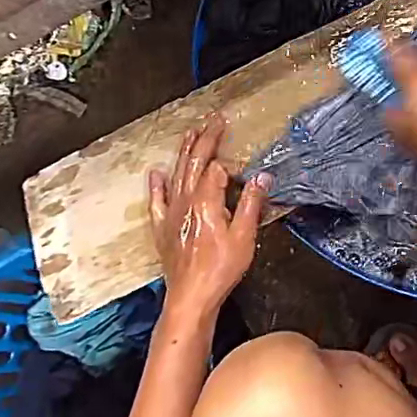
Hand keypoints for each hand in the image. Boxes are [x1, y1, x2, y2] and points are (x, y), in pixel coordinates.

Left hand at [148, 114, 268, 319]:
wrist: (191, 297)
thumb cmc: (220, 268)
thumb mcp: (244, 235)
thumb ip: (251, 202)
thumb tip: (261, 175)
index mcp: (206, 200)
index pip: (218, 168)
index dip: (231, 163)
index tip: (244, 165)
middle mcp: (185, 200)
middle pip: (196, 162)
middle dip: (207, 139)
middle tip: (215, 119)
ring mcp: (171, 212)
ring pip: (178, 173)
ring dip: (185, 151)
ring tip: (191, 132)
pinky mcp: (163, 226)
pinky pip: (157, 200)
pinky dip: (156, 184)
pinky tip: (155, 172)